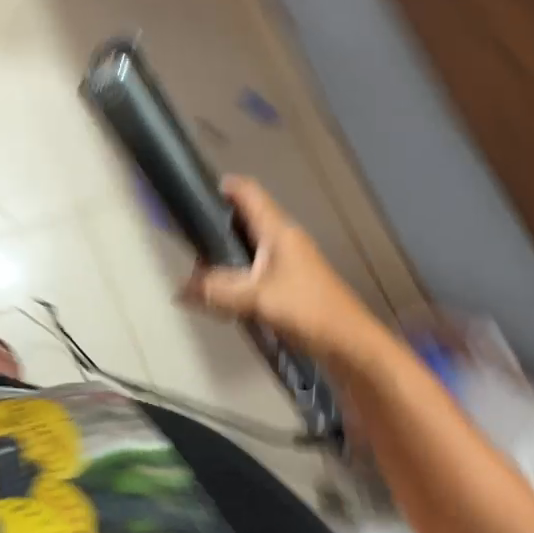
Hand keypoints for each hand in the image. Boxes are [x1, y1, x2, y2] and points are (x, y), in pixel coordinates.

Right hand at [182, 177, 385, 363]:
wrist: (352, 346)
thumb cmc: (308, 310)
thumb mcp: (255, 299)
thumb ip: (216, 291)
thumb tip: (180, 289)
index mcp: (278, 230)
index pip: (248, 191)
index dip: (223, 185)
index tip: (193, 192)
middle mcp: (285, 237)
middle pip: (247, 216)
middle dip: (218, 221)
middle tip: (188, 234)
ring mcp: (292, 259)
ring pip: (252, 243)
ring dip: (227, 249)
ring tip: (200, 263)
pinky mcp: (294, 281)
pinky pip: (259, 265)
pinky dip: (240, 270)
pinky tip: (226, 289)